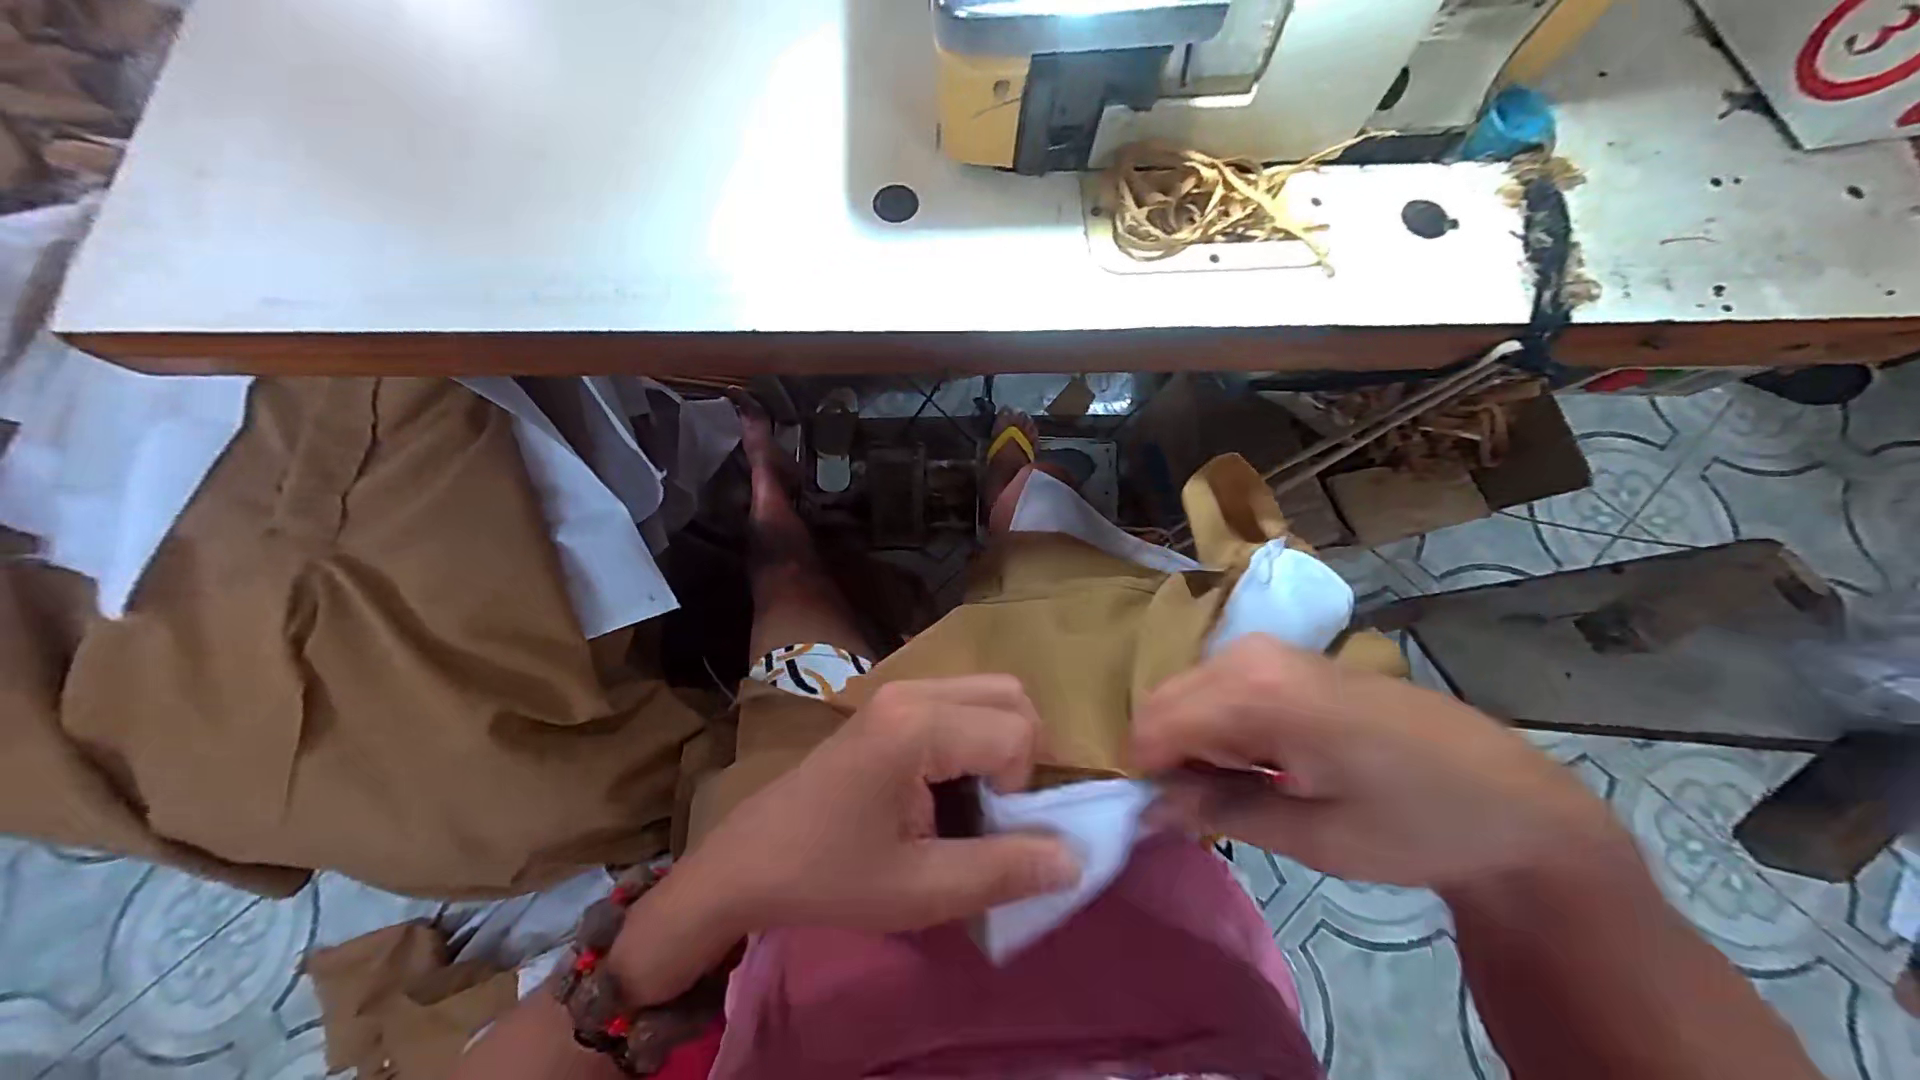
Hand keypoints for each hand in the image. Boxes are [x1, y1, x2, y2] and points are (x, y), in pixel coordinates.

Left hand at [686, 675, 1080, 934]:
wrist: (750, 860)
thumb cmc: (830, 877)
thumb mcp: (921, 891)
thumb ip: (1004, 872)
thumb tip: (1075, 858)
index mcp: (916, 726)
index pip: (1016, 734)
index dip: (1020, 789)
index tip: (985, 831)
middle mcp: (912, 690)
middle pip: (1011, 696)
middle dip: (1024, 753)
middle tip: (996, 810)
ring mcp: (899, 689)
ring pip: (990, 691)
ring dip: (1003, 741)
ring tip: (975, 798)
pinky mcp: (891, 701)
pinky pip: (962, 699)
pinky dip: (978, 734)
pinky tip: (949, 781)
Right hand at [1132, 635, 1619, 889]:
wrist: (1514, 800)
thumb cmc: (1415, 824)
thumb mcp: (1311, 836)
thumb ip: (1217, 812)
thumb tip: (1146, 809)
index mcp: (1256, 692)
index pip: (1154, 725)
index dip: (1147, 775)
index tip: (1165, 819)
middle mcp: (1250, 653)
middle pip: (1164, 703)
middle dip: (1168, 757)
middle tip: (1206, 810)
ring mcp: (1268, 648)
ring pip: (1186, 693)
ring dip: (1193, 743)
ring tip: (1243, 788)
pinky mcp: (1283, 656)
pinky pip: (1216, 687)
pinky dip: (1216, 726)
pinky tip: (1260, 761)